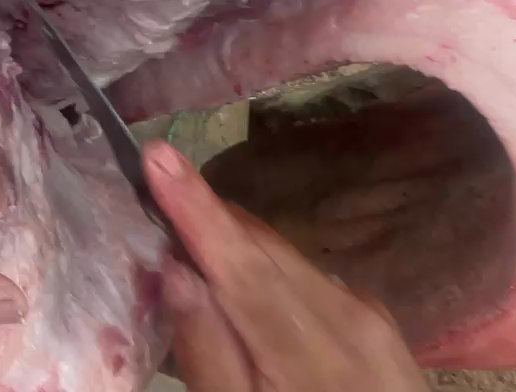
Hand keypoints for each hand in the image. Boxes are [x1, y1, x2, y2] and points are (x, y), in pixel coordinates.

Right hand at [144, 142, 426, 391]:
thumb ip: (208, 355)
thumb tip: (174, 271)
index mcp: (318, 361)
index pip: (244, 267)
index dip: (196, 208)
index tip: (156, 154)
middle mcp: (351, 321)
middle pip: (257, 246)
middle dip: (200, 216)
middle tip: (143, 195)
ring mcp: (369, 314)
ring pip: (274, 249)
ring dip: (224, 238)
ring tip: (178, 237)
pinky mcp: (372, 314)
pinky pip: (296, 266)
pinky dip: (256, 261)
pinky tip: (234, 279)